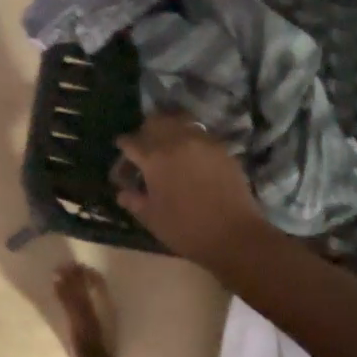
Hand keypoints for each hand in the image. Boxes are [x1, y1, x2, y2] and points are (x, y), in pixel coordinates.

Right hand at [115, 112, 274, 264]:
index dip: (123, 147)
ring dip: (170, 130)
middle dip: (146, 131)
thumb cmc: (186, 229)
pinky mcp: (222, 148)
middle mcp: (176, 141)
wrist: (234, 234)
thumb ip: (134, 201)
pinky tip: (192, 156)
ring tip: (169, 146)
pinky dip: (191, 139)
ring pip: (180, 122)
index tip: (123, 154)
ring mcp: (202, 141)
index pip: (130, 142)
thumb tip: (123, 192)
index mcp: (154, 158)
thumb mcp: (152, 218)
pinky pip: (200, 135)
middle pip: (156, 122)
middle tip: (145, 146)